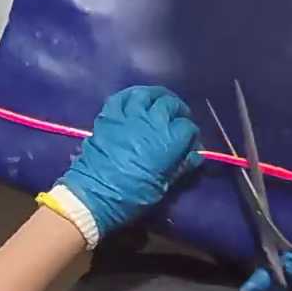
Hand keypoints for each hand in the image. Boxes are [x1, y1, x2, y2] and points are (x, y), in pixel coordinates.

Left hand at [57, 86, 202, 237]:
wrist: (95, 194)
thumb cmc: (132, 196)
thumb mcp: (162, 186)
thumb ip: (180, 167)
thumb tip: (195, 155)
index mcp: (169, 140)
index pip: (188, 127)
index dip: (192, 135)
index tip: (190, 142)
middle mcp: (152, 121)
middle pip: (170, 105)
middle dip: (178, 111)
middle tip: (178, 119)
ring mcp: (129, 115)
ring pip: (147, 94)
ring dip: (157, 96)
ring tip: (160, 102)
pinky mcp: (109, 116)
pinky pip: (121, 97)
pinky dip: (130, 95)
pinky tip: (136, 99)